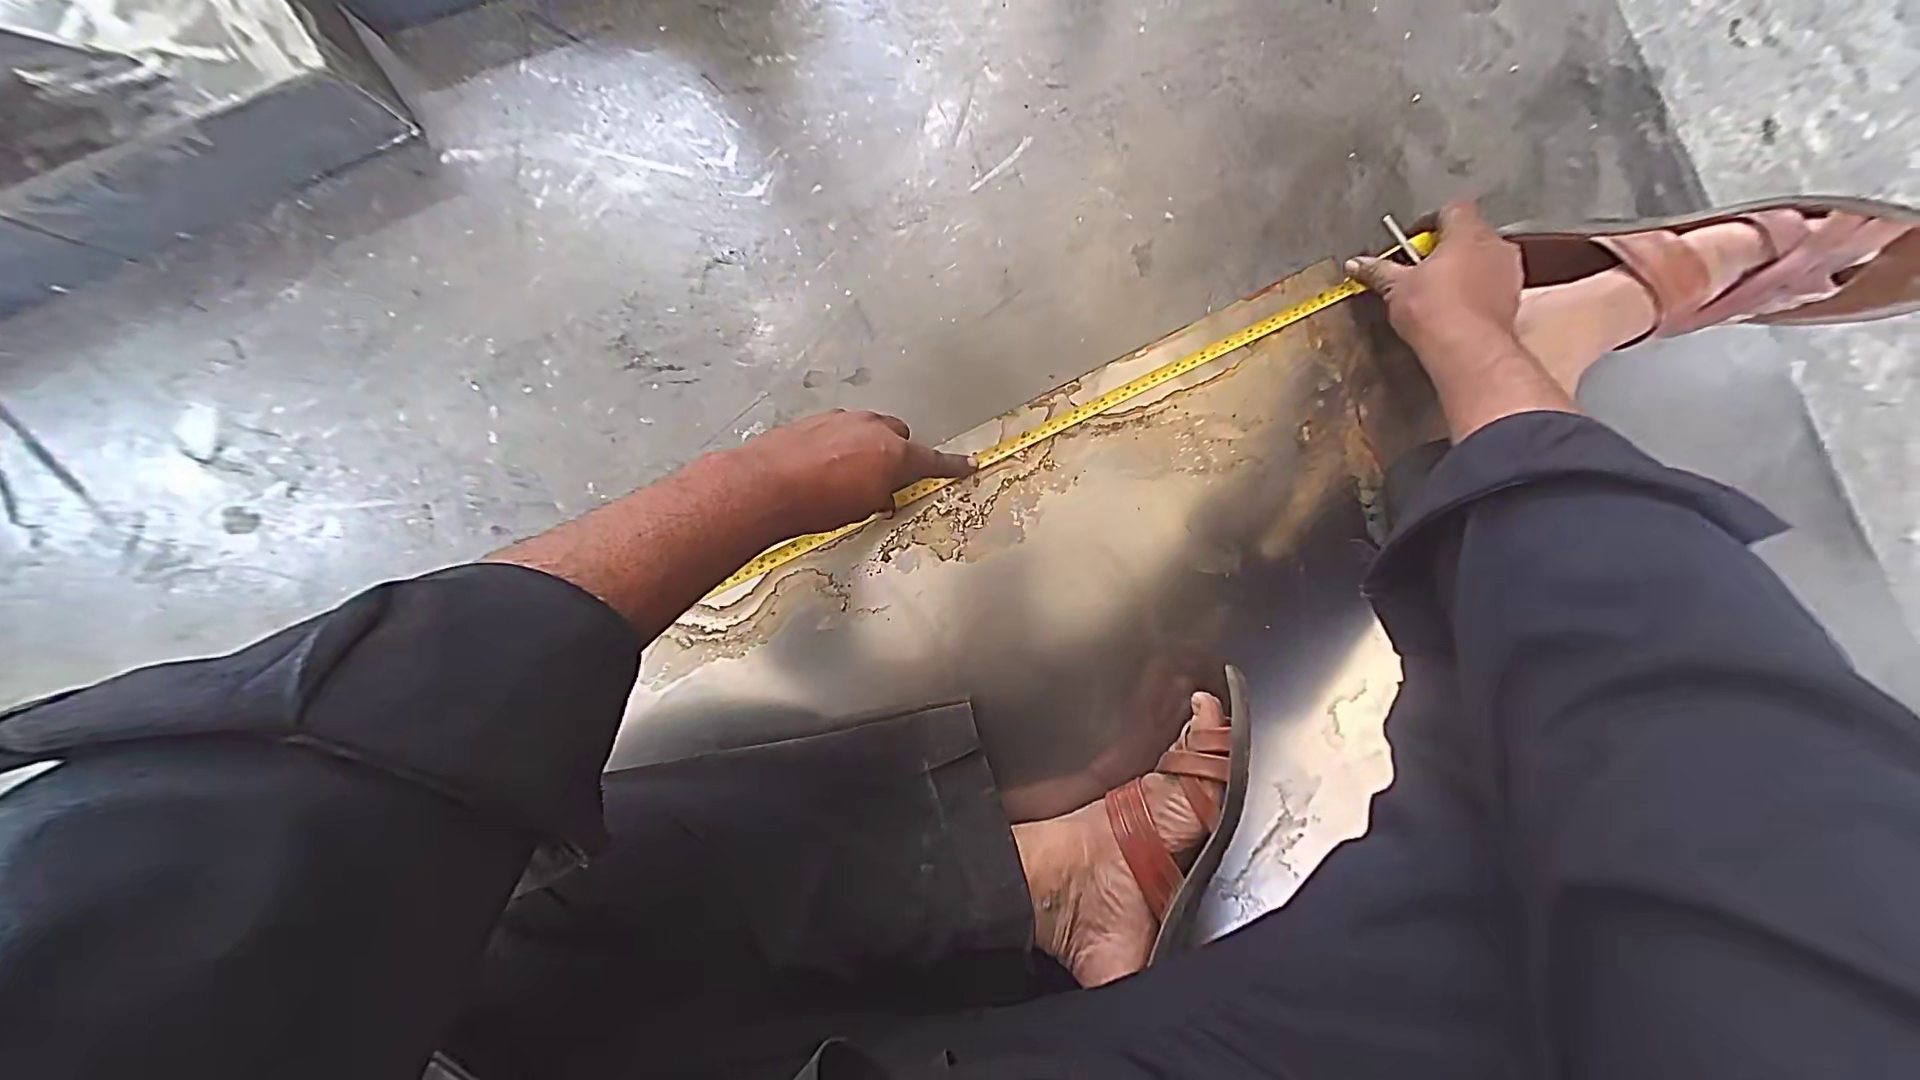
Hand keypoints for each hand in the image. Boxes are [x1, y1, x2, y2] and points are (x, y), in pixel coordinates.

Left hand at [733, 410, 975, 535]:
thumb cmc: (814, 504)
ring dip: (866, 449)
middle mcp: (872, 428)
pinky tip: (822, 466)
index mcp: (892, 453)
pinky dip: (840, 445)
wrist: (763, 486)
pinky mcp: (816, 420)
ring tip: (846, 477)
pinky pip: (840, 430)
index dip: (951, 466)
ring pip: (868, 430)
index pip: (932, 460)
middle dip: (896, 455)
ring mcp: (842, 420)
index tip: (967, 465)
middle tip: (884, 481)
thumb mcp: (860, 509)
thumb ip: (880, 496)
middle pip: (899, 437)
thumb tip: (882, 495)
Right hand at [1346, 200, 1526, 365]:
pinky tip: (1453, 307)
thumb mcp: (1395, 288)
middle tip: (1417, 271)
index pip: (1453, 209)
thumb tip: (1357, 264)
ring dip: (1460, 268)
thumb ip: (1378, 271)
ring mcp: (1508, 268)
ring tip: (1435, 292)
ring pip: (1481, 258)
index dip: (1430, 222)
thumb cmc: (1434, 310)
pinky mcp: (1512, 293)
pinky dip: (1473, 289)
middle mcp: (1494, 244)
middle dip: (1443, 249)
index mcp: (1466, 233)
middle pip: (1467, 234)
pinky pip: (1490, 281)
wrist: (1465, 346)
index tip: (1412, 242)